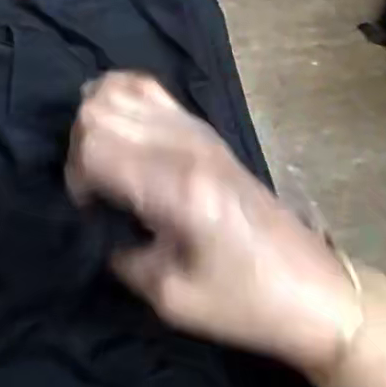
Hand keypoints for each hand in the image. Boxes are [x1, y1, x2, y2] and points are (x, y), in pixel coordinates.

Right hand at [66, 72, 375, 374]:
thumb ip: (119, 254)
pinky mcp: (202, 127)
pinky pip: (147, 85)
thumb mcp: (170, 298)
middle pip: (98, 108)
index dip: (74, 176)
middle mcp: (182, 144)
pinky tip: (119, 128)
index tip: (88, 208)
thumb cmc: (243, 300)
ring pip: (117, 87)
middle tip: (91, 184)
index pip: (94, 145)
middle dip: (78, 144)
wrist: (311, 287)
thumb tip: (94, 223)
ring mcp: (194, 128)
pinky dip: (118, 96)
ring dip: (95, 117)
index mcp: (174, 186)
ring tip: (102, 155)